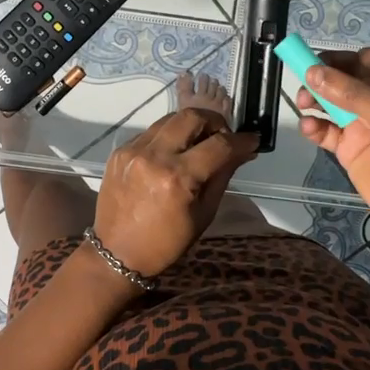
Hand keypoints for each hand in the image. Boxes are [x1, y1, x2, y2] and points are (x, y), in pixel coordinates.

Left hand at [94, 107, 259, 275]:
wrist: (116, 253)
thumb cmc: (166, 242)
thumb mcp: (204, 214)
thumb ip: (223, 176)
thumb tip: (242, 152)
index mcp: (178, 178)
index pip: (219, 145)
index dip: (241, 140)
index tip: (252, 140)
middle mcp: (155, 156)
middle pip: (192, 116)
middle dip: (215, 122)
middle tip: (223, 137)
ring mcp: (134, 150)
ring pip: (170, 119)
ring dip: (191, 125)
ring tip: (199, 142)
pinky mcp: (120, 151)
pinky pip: (151, 132)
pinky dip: (168, 137)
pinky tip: (173, 154)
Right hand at [296, 48, 369, 238]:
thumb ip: (352, 94)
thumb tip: (312, 72)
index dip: (349, 60)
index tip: (325, 64)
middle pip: (347, 79)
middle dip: (326, 77)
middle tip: (305, 78)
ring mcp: (365, 126)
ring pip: (333, 103)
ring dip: (315, 99)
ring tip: (302, 102)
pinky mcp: (350, 149)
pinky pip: (327, 132)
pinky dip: (314, 127)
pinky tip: (308, 127)